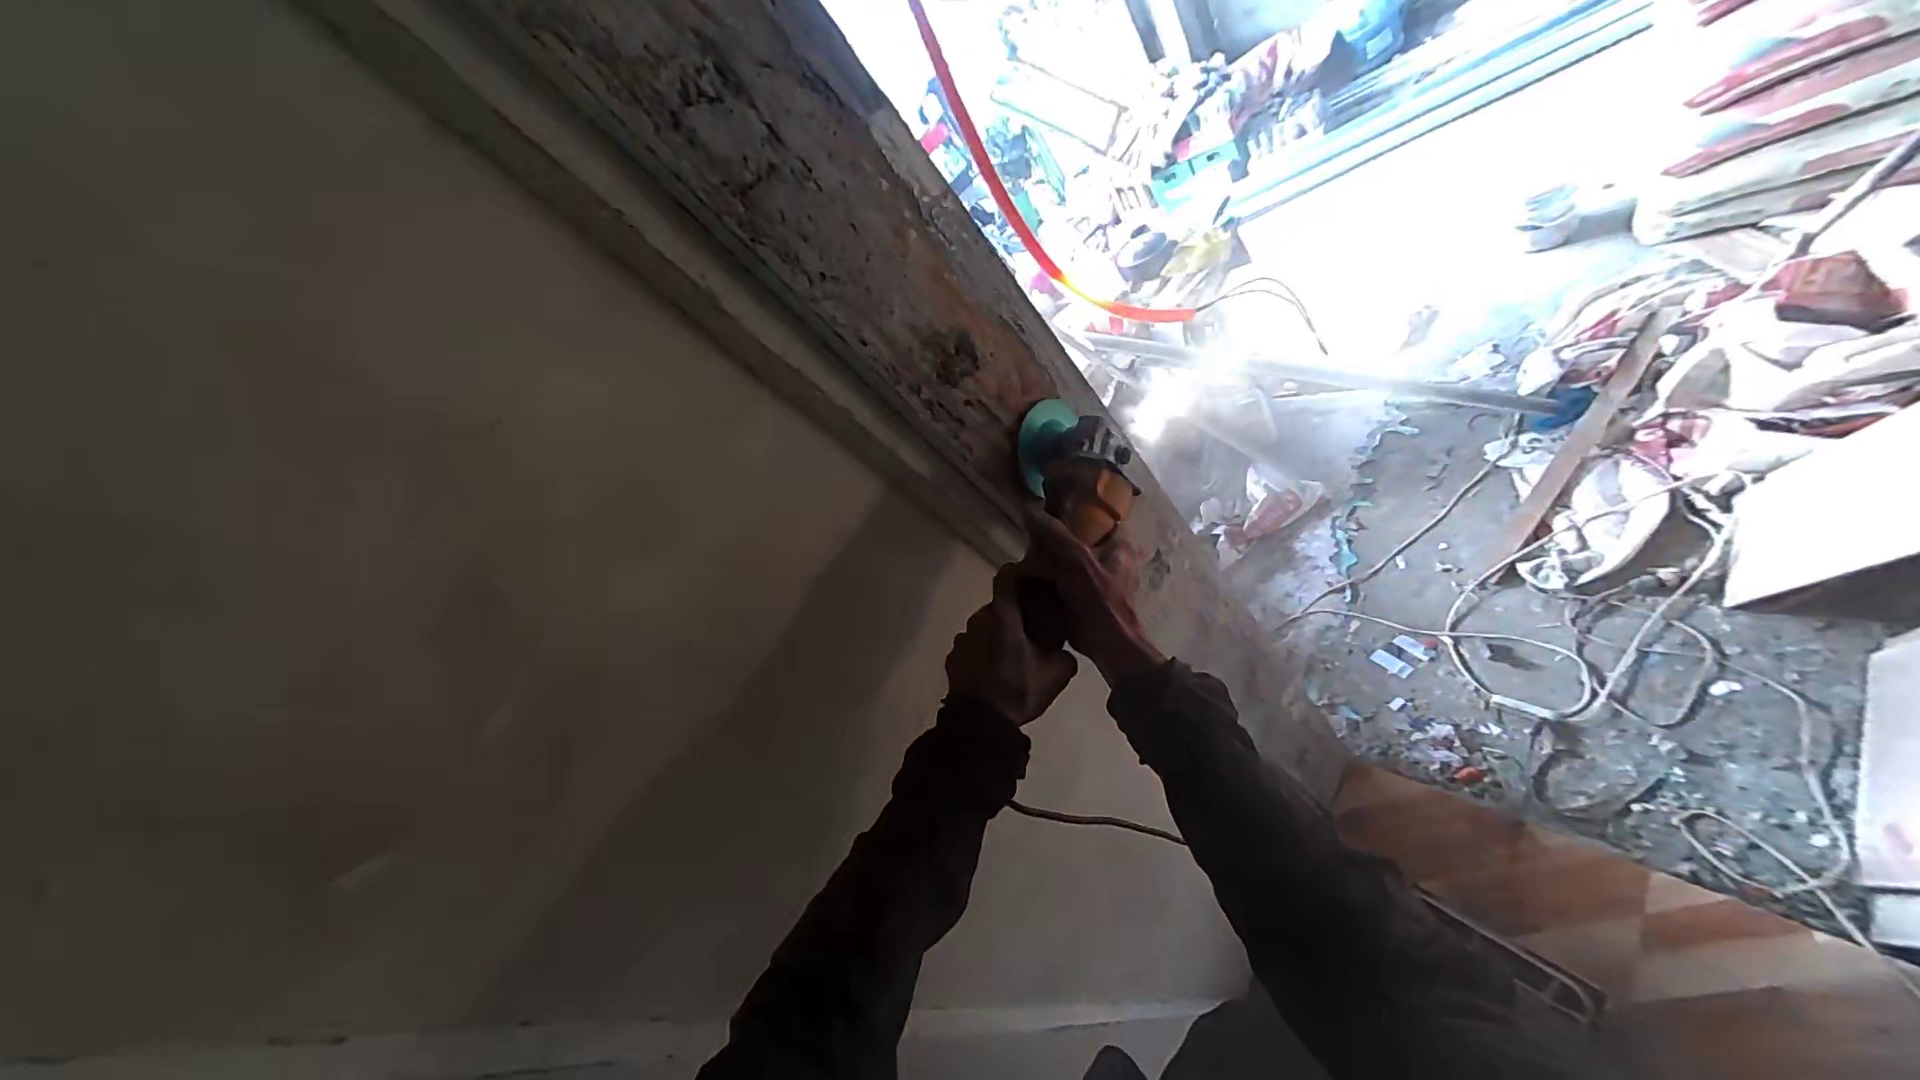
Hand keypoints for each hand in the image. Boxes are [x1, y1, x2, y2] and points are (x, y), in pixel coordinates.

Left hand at [945, 566, 1078, 724]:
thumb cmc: (1018, 690)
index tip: (1032, 583)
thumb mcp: (1057, 672)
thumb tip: (1060, 648)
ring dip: (997, 636)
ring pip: (984, 628)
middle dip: (1014, 617)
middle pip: (999, 607)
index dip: (1020, 574)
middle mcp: (978, 620)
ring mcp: (962, 639)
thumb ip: (1063, 652)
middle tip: (1031, 636)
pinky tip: (994, 674)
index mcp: (1003, 615)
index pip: (1007, 575)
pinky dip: (983, 653)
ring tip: (1012, 660)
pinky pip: (972, 647)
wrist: (980, 723)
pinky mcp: (952, 658)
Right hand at [1023, 508, 1165, 684]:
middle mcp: (1119, 560)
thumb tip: (1029, 510)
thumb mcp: (1073, 560)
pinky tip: (1039, 584)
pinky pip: (1073, 582)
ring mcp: (1109, 582)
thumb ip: (1053, 534)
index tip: (1049, 516)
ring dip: (1056, 563)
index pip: (1098, 518)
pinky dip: (1058, 582)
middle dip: (1059, 542)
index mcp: (1121, 545)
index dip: (1074, 514)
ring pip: (1077, 563)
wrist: (1109, 647)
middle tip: (1034, 543)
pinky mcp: (1098, 600)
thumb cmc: (1097, 600)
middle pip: (1083, 541)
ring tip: (1032, 562)